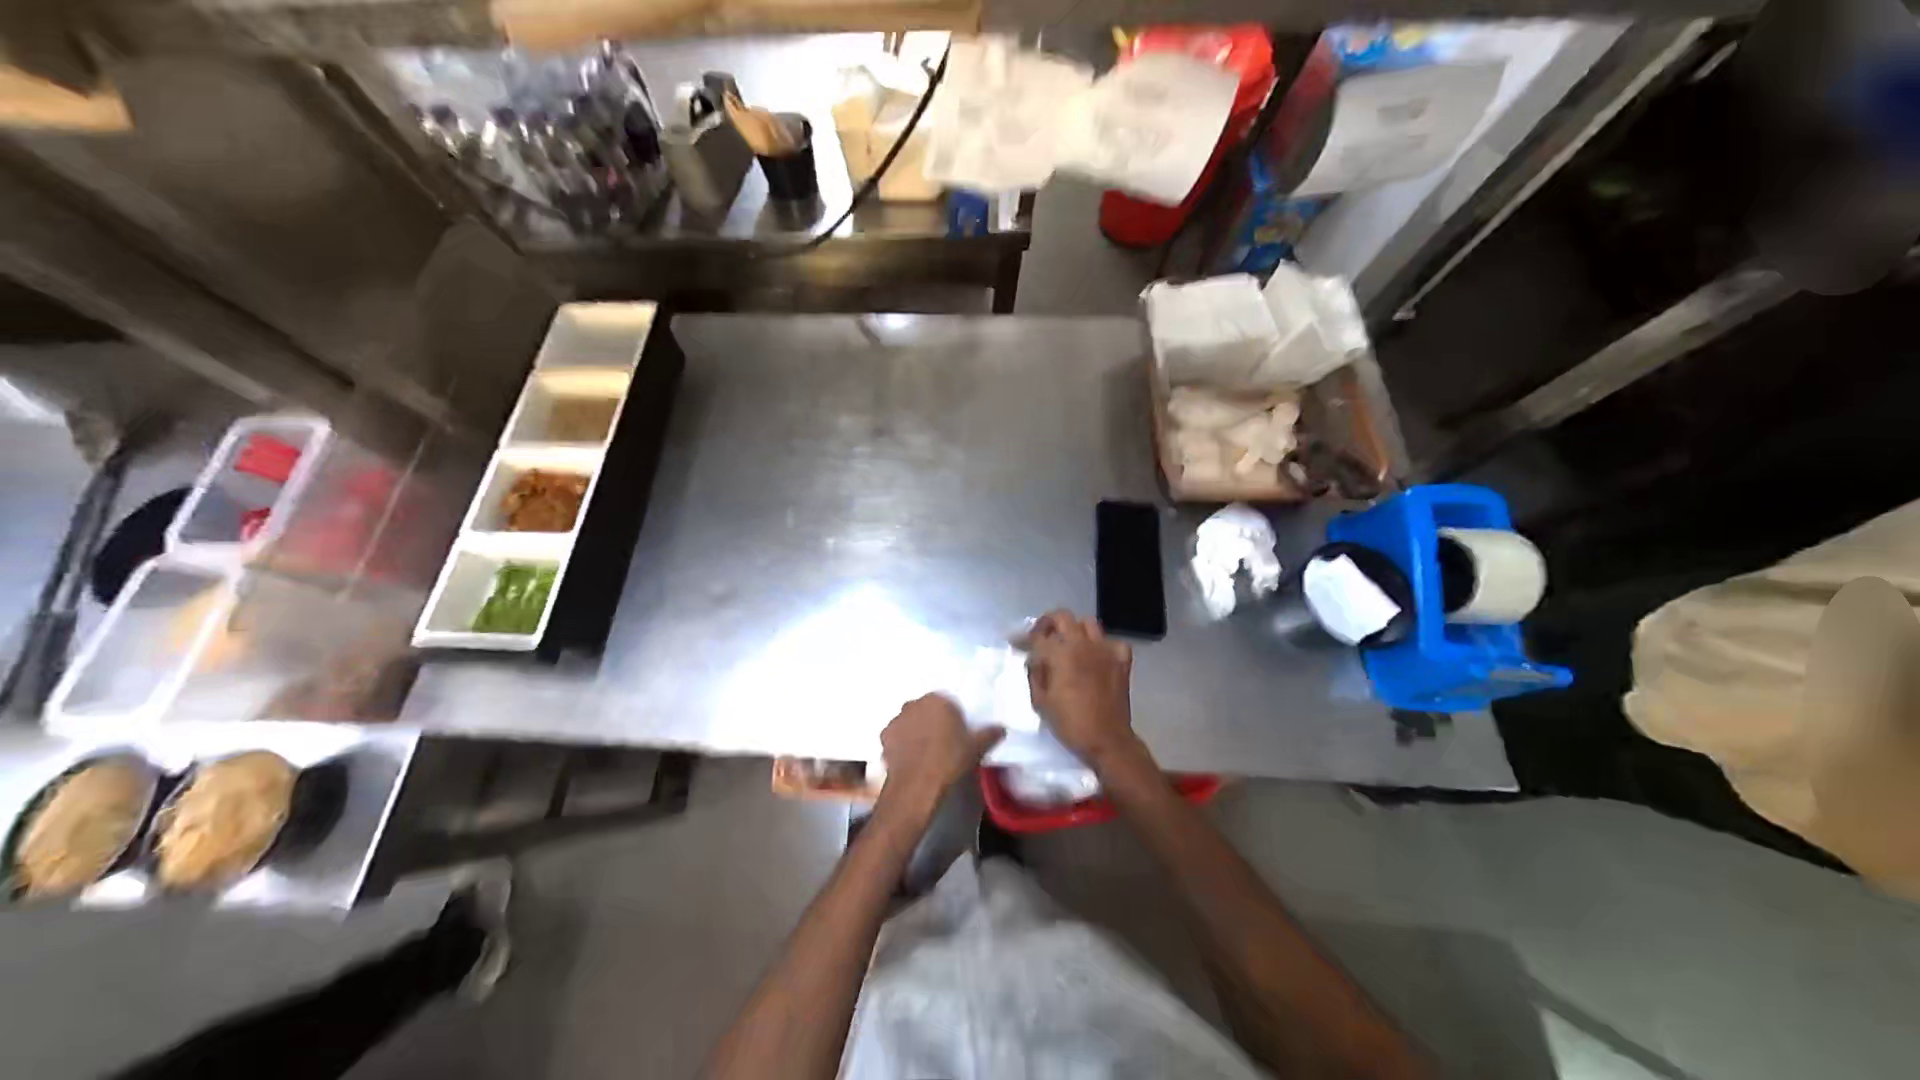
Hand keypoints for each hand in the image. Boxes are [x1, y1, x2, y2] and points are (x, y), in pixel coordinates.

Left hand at [879, 694, 1003, 812]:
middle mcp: (913, 704)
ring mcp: (896, 719)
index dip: (952, 718)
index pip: (946, 702)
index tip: (957, 733)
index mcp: (937, 699)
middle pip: (926, 710)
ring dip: (915, 732)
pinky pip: (897, 737)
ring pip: (910, 722)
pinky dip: (902, 744)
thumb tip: (1001, 728)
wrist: (917, 786)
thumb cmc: (949, 760)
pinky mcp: (883, 737)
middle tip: (943, 743)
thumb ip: (989, 734)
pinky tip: (911, 759)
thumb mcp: (976, 748)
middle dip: (932, 722)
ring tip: (925, 754)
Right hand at [1024, 610, 1145, 769]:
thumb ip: (1035, 674)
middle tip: (1041, 636)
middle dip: (1047, 623)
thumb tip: (1035, 660)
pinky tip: (1096, 657)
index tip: (1016, 642)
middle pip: (1062, 617)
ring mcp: (1105, 650)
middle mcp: (1083, 644)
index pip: (1038, 637)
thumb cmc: (1069, 723)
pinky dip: (1102, 645)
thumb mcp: (1041, 701)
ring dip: (1074, 630)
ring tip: (1068, 643)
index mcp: (1061, 654)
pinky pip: (1111, 642)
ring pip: (1088, 623)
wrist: (1107, 740)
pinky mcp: (1121, 660)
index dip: (1023, 639)